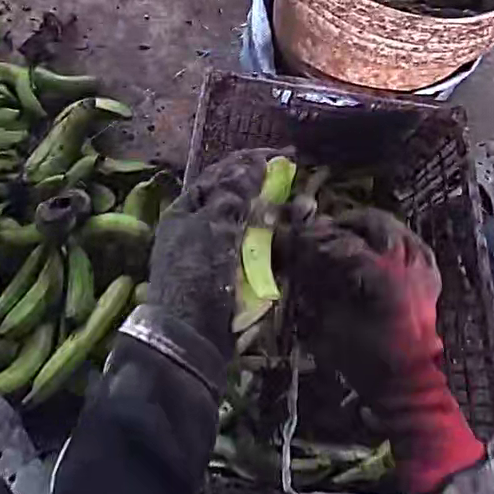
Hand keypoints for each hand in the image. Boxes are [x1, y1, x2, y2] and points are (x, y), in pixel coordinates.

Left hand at [145, 148, 277, 357]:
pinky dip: (280, 240)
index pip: (222, 175)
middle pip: (242, 197)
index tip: (284, 156)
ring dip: (279, 212)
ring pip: (256, 221)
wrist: (192, 337)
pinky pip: (263, 249)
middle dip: (269, 187)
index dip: (251, 162)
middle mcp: (204, 226)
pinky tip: (297, 233)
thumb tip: (252, 163)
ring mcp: (223, 251)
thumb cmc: (196, 273)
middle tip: (297, 179)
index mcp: (188, 210)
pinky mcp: (239, 274)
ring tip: (305, 207)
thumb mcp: (212, 225)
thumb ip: (233, 192)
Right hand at [289, 209, 483, 493]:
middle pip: (375, 223)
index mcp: (381, 277)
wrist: (412, 384)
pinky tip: (381, 243)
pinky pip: (415, 243)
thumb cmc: (368, 361)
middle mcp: (406, 264)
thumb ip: (319, 288)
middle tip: (326, 229)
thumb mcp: (332, 326)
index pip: (345, 242)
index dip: (319, 237)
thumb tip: (300, 262)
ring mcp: (423, 267)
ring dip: (370, 226)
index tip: (301, 238)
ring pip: (397, 228)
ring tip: (350, 231)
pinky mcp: (431, 275)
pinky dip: (396, 237)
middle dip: (346, 222)